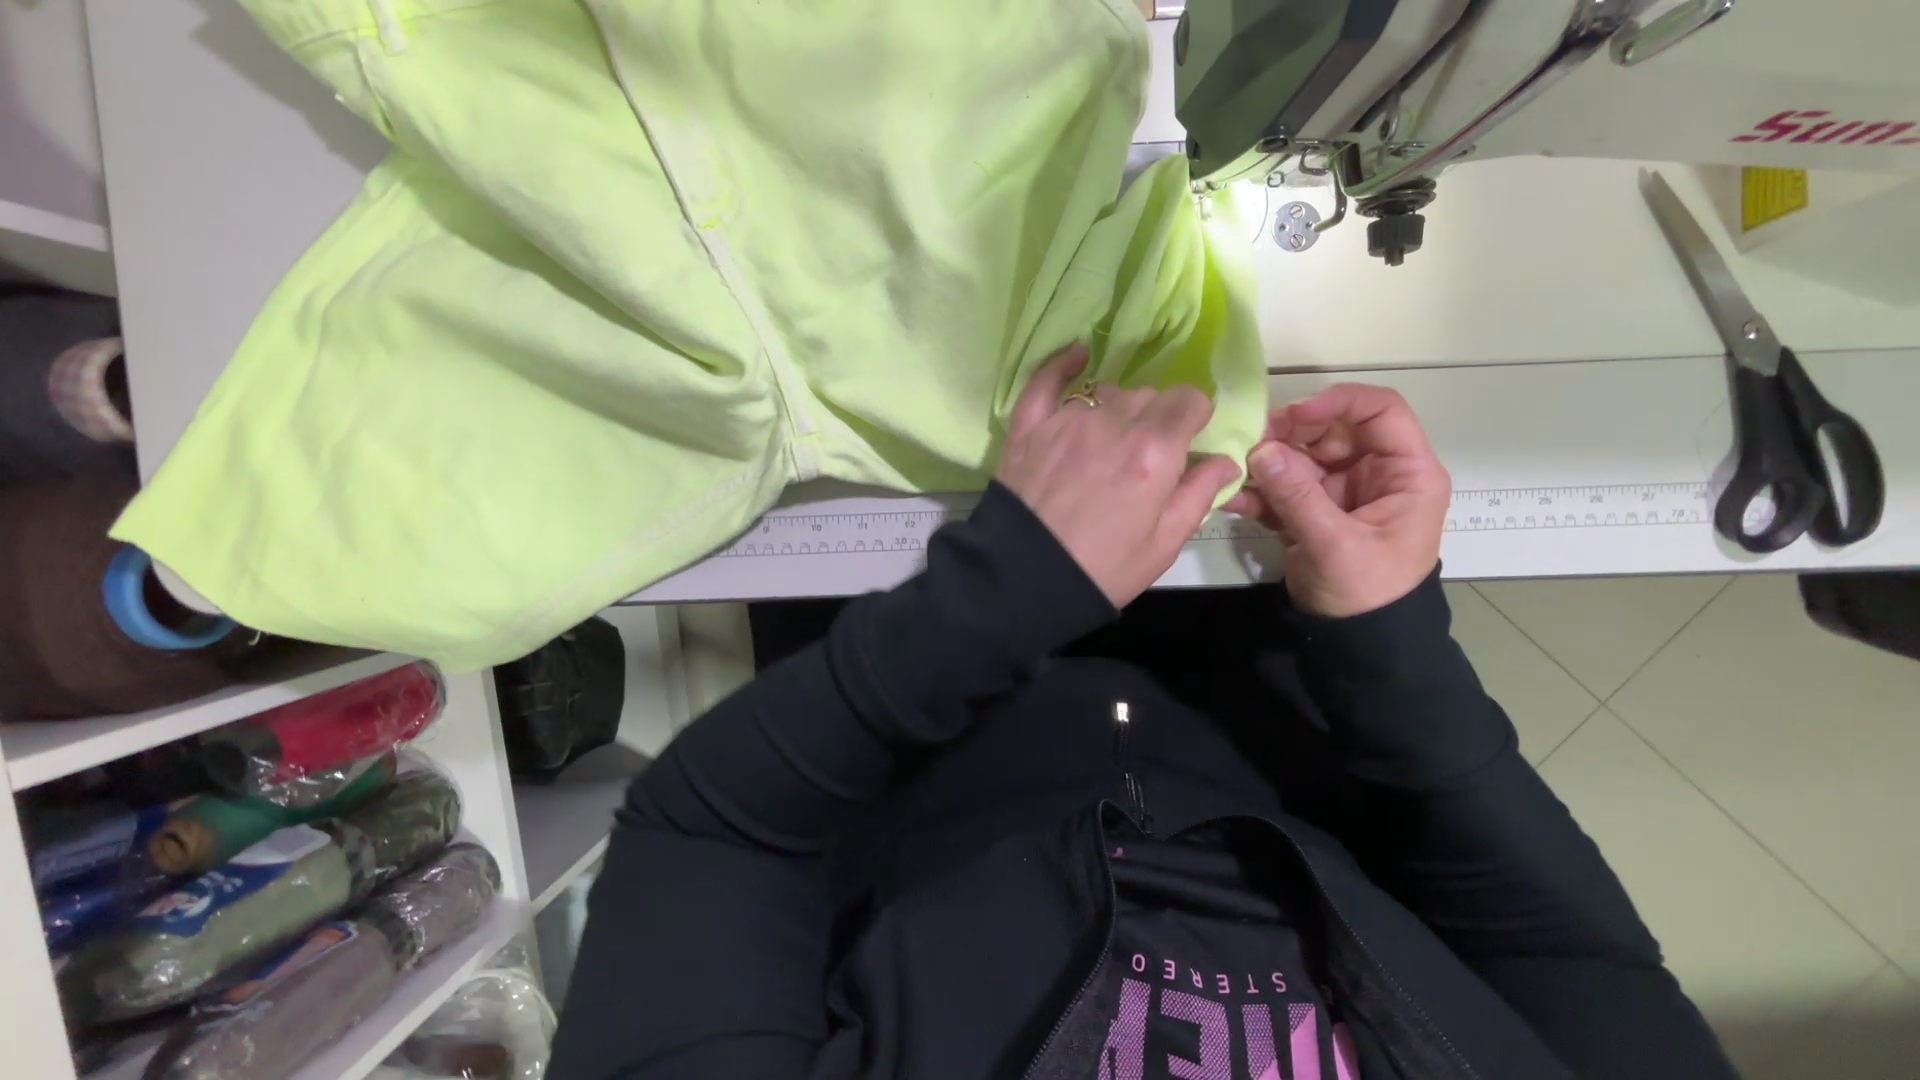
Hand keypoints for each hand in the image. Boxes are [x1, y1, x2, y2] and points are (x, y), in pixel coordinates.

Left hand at [997, 344, 1242, 607]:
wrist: (1022, 580)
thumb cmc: (1101, 570)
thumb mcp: (1163, 545)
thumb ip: (1197, 495)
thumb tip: (1226, 460)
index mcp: (1154, 451)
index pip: (1188, 400)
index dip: (1193, 416)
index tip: (1187, 436)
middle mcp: (1113, 424)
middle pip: (1148, 395)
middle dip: (1156, 417)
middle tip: (1145, 454)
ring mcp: (1066, 421)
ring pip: (1105, 391)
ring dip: (1116, 407)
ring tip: (1110, 439)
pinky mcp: (1029, 426)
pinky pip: (1046, 380)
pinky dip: (1062, 366)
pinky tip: (1077, 357)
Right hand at [1223, 384, 1449, 616]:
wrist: (1356, 643)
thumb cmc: (1366, 592)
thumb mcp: (1334, 544)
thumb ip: (1297, 495)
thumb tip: (1260, 450)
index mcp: (1405, 473)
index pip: (1381, 411)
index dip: (1339, 401)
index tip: (1294, 415)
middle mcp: (1375, 473)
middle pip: (1332, 429)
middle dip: (1291, 434)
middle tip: (1252, 444)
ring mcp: (1340, 492)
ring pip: (1301, 456)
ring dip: (1267, 462)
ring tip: (1235, 472)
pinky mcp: (1311, 511)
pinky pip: (1283, 487)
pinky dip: (1259, 491)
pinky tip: (1232, 497)